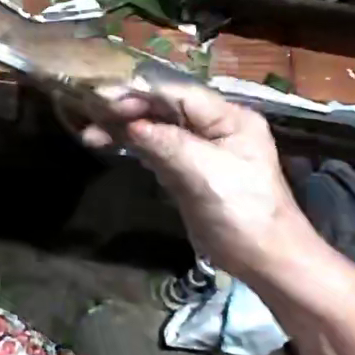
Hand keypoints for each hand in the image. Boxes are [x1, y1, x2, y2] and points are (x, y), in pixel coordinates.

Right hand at [81, 81, 306, 273]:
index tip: (103, 101)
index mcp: (228, 117)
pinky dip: (129, 144)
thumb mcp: (205, 172)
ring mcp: (198, 147)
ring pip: (153, 127)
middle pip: (162, 107)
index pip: (176, 93)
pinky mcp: (184, 169)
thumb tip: (127, 124)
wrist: (266, 261)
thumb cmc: (243, 211)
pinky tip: (105, 143)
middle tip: (89, 115)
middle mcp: (212, 125)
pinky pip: (152, 147)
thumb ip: (166, 142)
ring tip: (89, 134)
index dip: (140, 94)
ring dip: (122, 128)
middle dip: (126, 110)